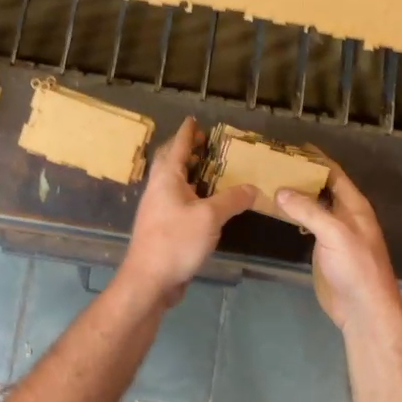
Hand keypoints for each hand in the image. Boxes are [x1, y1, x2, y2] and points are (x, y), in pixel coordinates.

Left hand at [119, 119, 256, 305]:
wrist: (148, 280)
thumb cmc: (176, 242)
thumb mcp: (210, 218)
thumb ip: (232, 200)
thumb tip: (252, 188)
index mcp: (166, 178)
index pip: (177, 146)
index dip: (187, 133)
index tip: (193, 120)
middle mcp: (158, 189)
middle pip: (170, 161)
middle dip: (185, 150)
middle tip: (204, 143)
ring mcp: (157, 209)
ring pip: (172, 182)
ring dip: (188, 172)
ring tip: (208, 169)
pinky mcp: (161, 228)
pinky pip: (176, 201)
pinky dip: (190, 193)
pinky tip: (204, 203)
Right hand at [275, 167, 401, 331]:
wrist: (363, 310)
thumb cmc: (356, 267)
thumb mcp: (335, 233)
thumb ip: (309, 210)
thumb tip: (281, 190)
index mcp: (355, 206)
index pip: (334, 174)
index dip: (316, 159)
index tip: (292, 147)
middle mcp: (345, 215)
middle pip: (322, 188)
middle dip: (302, 175)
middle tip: (274, 163)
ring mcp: (334, 233)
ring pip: (313, 206)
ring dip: (296, 195)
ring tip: (270, 181)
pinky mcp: (323, 250)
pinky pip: (307, 225)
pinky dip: (293, 215)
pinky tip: (277, 210)